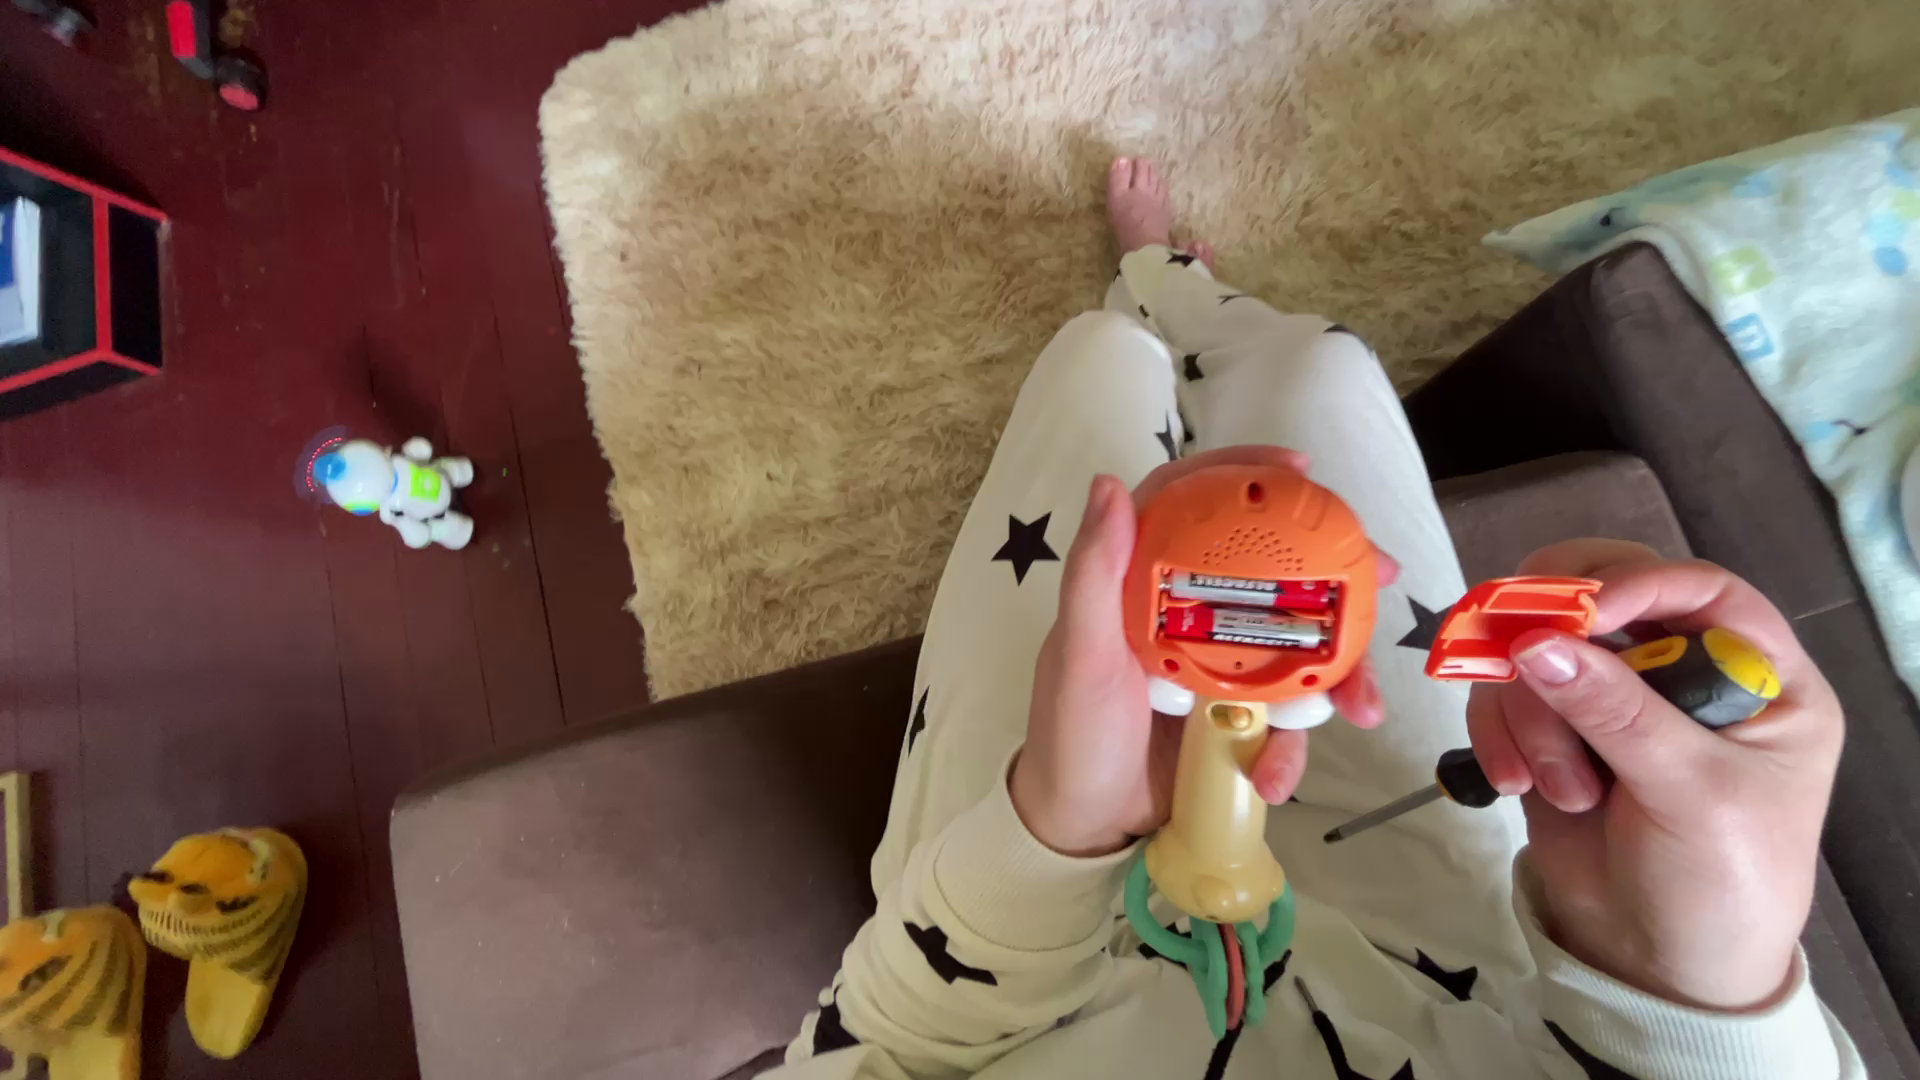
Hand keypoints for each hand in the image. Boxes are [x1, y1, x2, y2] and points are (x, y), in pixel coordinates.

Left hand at [1009, 446, 1394, 857]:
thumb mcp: (1080, 651)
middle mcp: (1182, 613)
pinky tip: (1273, 776)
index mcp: (1140, 585)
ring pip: (1292, 644)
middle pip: (1263, 569)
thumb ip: (1093, 573)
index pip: (1187, 506)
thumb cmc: (1074, 730)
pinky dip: (1291, 746)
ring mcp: (1213, 664)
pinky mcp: (1234, 713)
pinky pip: (1282, 717)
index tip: (1297, 471)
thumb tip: (1109, 481)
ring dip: (1337, 673)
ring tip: (1363, 708)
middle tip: (1383, 572)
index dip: (1238, 475)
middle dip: (1329, 568)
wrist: (1086, 824)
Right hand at [1465, 539, 1841, 1009]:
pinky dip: (1494, 736)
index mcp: (1751, 678)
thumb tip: (1532, 641)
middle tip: (1516, 648)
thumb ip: (1615, 712)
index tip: (1576, 615)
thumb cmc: (1715, 876)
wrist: (1646, 948)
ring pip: (1531, 651)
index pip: (1698, 589)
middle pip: (1594, 595)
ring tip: (1558, 788)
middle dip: (1548, 627)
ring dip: (1527, 719)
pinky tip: (1515, 785)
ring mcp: (1599, 694)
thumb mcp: (1690, 794)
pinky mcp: (1541, 720)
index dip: (1634, 584)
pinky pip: (1495, 694)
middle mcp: (1671, 671)